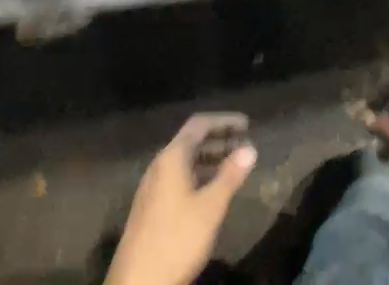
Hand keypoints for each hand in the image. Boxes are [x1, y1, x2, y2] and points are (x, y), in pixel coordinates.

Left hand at [106, 114, 256, 284]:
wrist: (138, 280)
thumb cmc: (177, 238)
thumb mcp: (210, 207)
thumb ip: (230, 176)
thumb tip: (250, 147)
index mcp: (171, 158)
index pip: (198, 124)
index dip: (223, 120)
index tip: (247, 124)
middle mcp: (159, 165)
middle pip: (191, 141)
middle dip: (219, 140)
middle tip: (245, 144)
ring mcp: (153, 186)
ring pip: (185, 162)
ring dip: (209, 159)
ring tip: (234, 166)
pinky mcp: (151, 205)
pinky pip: (178, 178)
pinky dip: (199, 176)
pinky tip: (212, 192)